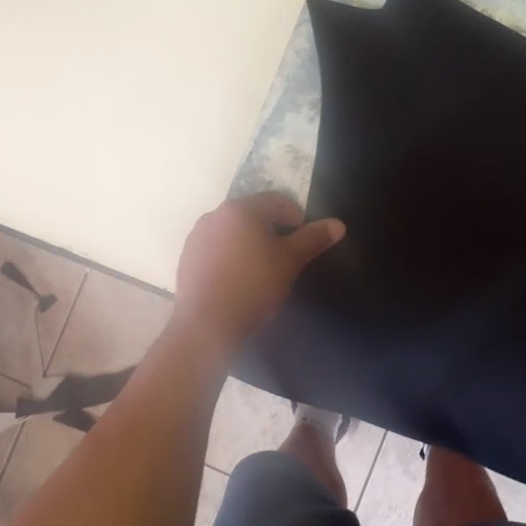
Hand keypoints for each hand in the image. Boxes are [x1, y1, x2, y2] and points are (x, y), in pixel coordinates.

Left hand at [172, 193, 344, 354]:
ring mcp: (197, 237)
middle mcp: (215, 215)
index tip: (304, 240)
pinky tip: (237, 280)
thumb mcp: (290, 261)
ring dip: (249, 243)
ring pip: (232, 232)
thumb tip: (338, 224)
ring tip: (261, 270)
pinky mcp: (187, 259)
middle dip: (272, 230)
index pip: (276, 200)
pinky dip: (230, 257)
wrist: (206, 325)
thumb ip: (313, 239)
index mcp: (241, 209)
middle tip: (285, 256)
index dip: (296, 217)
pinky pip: (216, 249)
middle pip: (252, 214)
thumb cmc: (253, 285)